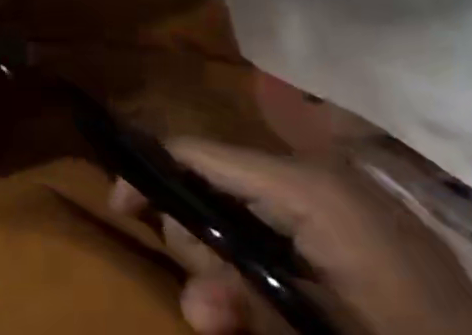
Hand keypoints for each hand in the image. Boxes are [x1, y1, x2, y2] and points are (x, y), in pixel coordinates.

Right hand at [116, 140, 471, 334]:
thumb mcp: (309, 324)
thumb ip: (242, 293)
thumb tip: (184, 274)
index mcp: (308, 187)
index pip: (199, 153)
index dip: (150, 172)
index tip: (117, 205)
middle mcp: (317, 177)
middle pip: (216, 182)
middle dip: (193, 236)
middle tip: (201, 300)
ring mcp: (338, 201)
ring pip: (245, 209)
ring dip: (224, 263)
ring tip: (224, 318)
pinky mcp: (354, 228)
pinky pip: (279, 226)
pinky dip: (257, 263)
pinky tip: (252, 308)